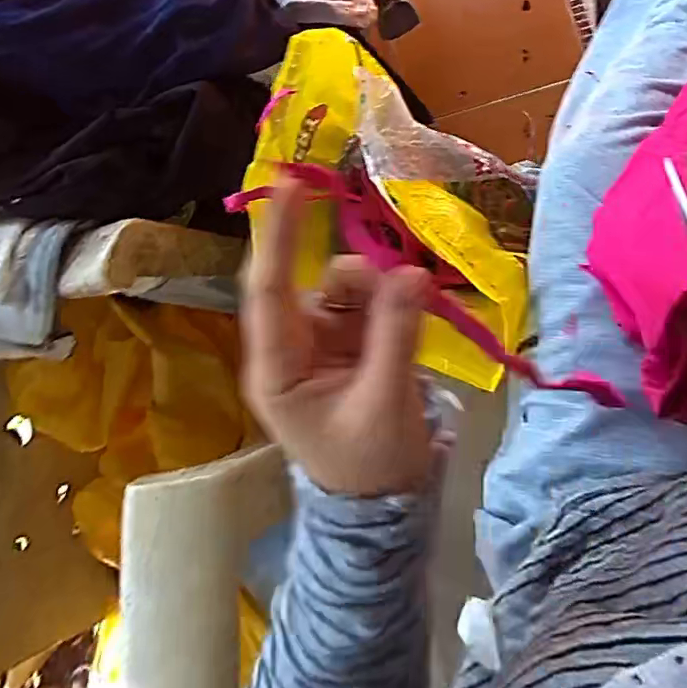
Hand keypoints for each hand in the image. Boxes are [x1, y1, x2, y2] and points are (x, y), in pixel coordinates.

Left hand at [242, 174, 436, 496]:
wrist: (384, 503)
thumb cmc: (370, 465)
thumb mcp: (384, 402)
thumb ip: (397, 335)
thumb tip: (414, 274)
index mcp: (277, 368)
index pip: (269, 291)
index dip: (280, 236)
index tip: (293, 184)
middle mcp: (292, 346)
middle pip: (319, 284)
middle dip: (362, 279)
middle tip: (405, 287)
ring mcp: (323, 342)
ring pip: (349, 288)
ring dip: (384, 290)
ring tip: (417, 312)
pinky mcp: (351, 342)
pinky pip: (371, 302)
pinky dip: (394, 300)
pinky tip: (415, 312)